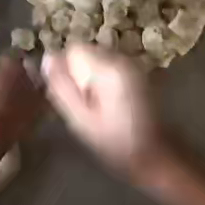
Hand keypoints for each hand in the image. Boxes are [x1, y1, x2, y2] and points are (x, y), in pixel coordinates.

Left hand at [0, 56, 44, 154]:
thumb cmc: (15, 116)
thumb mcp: (38, 101)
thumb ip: (40, 84)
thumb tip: (40, 78)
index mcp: (10, 61)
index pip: (22, 56)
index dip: (29, 68)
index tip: (34, 81)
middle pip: (5, 65)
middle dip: (13, 75)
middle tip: (22, 91)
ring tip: (8, 102)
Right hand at [42, 45, 167, 178]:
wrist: (157, 156)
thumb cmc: (116, 143)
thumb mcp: (81, 120)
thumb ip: (62, 87)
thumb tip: (47, 58)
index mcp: (110, 68)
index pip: (73, 49)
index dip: (66, 71)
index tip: (72, 96)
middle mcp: (122, 58)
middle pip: (85, 51)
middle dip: (78, 74)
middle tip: (84, 105)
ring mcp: (132, 64)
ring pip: (95, 58)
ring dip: (89, 78)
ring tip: (96, 107)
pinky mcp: (136, 72)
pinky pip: (107, 66)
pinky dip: (101, 80)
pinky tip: (108, 105)